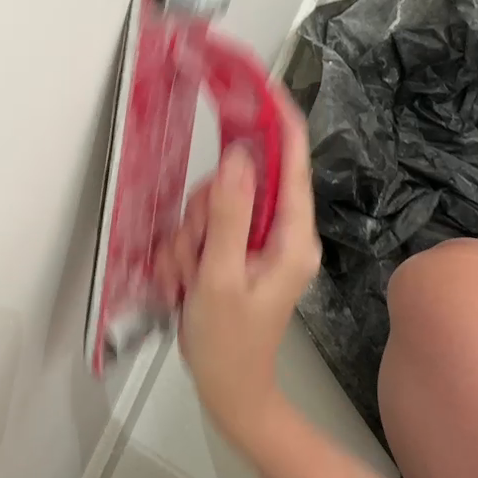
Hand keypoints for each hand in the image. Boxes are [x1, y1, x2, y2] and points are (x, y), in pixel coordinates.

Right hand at [155, 85, 321, 448]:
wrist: (229, 393)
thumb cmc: (229, 345)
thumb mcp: (221, 278)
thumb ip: (229, 215)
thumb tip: (237, 158)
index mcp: (292, 235)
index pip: (292, 160)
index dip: (276, 118)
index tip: (258, 84)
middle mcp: (279, 231)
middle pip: (234, 183)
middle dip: (203, 214)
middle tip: (195, 257)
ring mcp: (255, 241)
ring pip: (210, 205)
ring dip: (189, 240)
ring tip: (189, 280)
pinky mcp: (234, 250)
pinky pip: (200, 228)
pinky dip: (185, 253)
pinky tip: (186, 283)